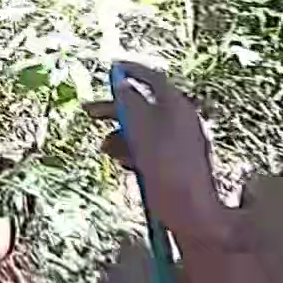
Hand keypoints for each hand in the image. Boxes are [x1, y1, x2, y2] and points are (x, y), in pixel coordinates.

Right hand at [89, 62, 234, 248]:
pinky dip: (131, 149)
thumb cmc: (165, 165)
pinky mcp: (176, 163)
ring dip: (119, 133)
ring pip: (142, 128)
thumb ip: (130, 102)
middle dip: (114, 109)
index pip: (153, 79)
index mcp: (177, 107)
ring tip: (105, 148)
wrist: (193, 215)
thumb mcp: (141, 127)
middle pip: (142, 105)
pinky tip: (121, 161)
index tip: (111, 67)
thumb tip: (123, 85)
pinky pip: (148, 146)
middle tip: (89, 112)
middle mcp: (181, 121)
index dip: (131, 70)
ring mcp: (180, 143)